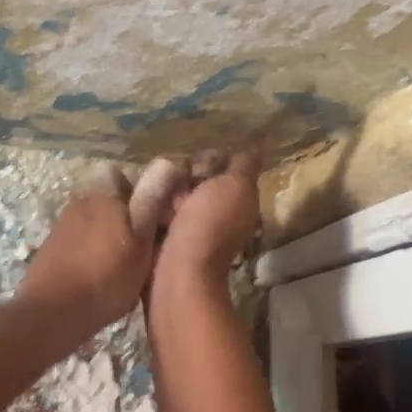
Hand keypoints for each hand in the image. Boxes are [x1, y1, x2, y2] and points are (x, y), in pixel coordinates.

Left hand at [18, 163, 168, 333]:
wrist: (52, 313)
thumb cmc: (106, 276)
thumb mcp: (141, 238)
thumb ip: (153, 199)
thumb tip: (168, 161)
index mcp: (101, 192)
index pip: (122, 174)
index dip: (141, 194)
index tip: (154, 220)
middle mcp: (79, 200)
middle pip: (110, 198)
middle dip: (127, 216)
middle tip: (143, 247)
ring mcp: (63, 225)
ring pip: (98, 220)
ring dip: (111, 236)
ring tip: (124, 266)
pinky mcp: (54, 248)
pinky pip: (83, 241)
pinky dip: (94, 252)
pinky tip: (102, 278)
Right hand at [157, 150, 260, 284]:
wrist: (178, 271)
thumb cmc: (210, 225)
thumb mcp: (236, 187)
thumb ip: (246, 164)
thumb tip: (264, 140)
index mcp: (232, 196)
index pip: (213, 162)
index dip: (205, 162)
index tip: (199, 172)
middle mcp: (211, 207)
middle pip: (187, 173)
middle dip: (180, 177)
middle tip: (178, 193)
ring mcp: (185, 222)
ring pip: (167, 187)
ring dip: (162, 190)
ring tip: (160, 203)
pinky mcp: (161, 231)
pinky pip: (152, 204)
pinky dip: (150, 205)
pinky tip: (148, 209)